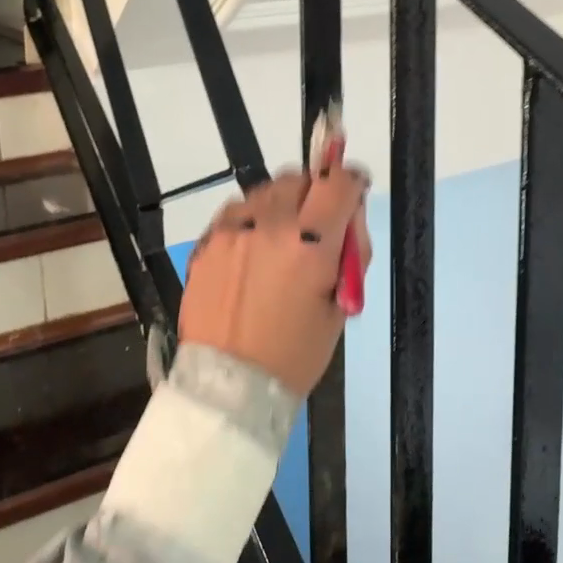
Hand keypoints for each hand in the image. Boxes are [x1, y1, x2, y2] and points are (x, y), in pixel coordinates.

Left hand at [178, 158, 372, 395]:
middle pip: (299, 178)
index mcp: (310, 245)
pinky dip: (252, 220)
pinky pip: (236, 211)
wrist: (229, 384)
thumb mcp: (339, 306)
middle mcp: (270, 225)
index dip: (351, 182)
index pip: (339, 184)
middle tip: (317, 222)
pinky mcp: (208, 240)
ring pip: (265, 191)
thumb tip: (348, 215)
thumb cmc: (294, 354)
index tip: (354, 189)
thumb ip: (349, 253)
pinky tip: (253, 251)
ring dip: (282, 204)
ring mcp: (233, 229)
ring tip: (282, 241)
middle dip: (314, 192)